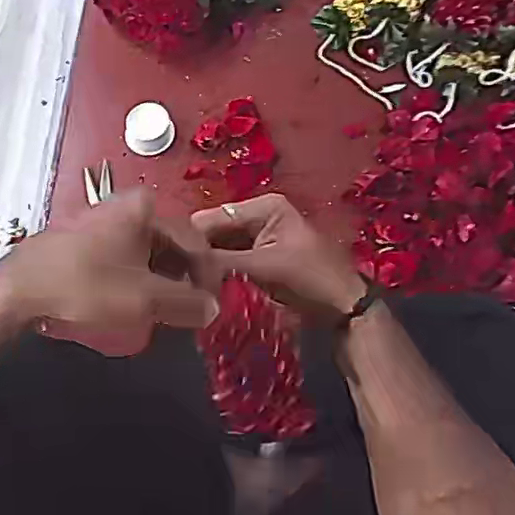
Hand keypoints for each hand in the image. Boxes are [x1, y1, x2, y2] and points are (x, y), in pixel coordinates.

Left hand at [0, 189, 217, 354]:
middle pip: (172, 244)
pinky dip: (137, 277)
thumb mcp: (145, 299)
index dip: (209, 278)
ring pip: (148, 251)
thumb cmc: (85, 286)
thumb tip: (212, 308)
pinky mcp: (86, 237)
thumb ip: (187, 303)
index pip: (196, 242)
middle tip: (187, 312)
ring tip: (160, 312)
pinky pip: (125, 255)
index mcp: (146, 207)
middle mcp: (126, 205)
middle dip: (184, 279)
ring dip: (161, 281)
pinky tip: (130, 302)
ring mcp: (103, 219)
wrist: (17, 289)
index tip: (211, 307)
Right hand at [192, 193, 367, 323]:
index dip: (190, 239)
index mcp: (264, 206)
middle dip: (196, 253)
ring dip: (205, 265)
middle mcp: (258, 215)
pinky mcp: (258, 258)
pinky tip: (201, 286)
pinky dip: (217, 273)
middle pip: (213, 232)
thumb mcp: (265, 267)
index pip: (212, 217)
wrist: (345, 308)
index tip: (169, 262)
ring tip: (185, 283)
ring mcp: (258, 237)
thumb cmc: (311, 279)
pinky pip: (228, 261)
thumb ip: (221, 262)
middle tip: (175, 277)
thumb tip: (180, 264)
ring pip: (218, 248)